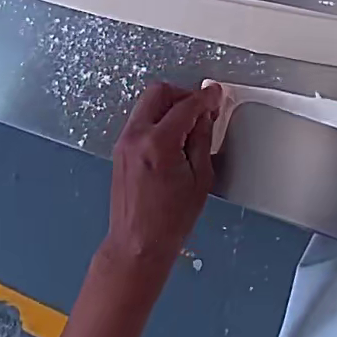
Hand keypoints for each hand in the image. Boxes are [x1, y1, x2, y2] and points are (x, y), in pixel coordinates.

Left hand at [104, 81, 219, 269]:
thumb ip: (202, 138)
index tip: (216, 94)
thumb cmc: (169, 220)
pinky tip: (173, 135)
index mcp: (158, 143)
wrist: (138, 244)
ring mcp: (124, 142)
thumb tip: (205, 116)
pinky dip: (158, 118)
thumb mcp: (200, 177)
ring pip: (148, 103)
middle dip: (184, 94)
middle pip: (160, 92)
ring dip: (170, 105)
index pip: (186, 105)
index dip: (206, 97)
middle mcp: (136, 137)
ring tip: (189, 124)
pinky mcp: (120, 149)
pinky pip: (141, 119)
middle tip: (201, 108)